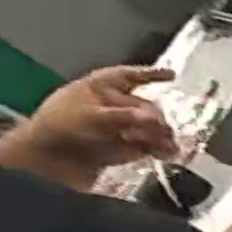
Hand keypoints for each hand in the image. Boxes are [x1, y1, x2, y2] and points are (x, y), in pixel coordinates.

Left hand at [22, 65, 178, 167]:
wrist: (58, 156)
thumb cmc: (66, 126)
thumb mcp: (93, 117)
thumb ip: (125, 117)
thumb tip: (155, 120)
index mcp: (102, 87)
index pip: (128, 77)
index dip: (150, 74)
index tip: (173, 75)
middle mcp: (118, 104)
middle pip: (149, 108)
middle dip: (156, 120)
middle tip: (159, 130)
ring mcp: (128, 126)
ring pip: (157, 127)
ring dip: (162, 137)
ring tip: (165, 147)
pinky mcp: (135, 145)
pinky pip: (157, 145)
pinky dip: (164, 150)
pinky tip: (166, 154)